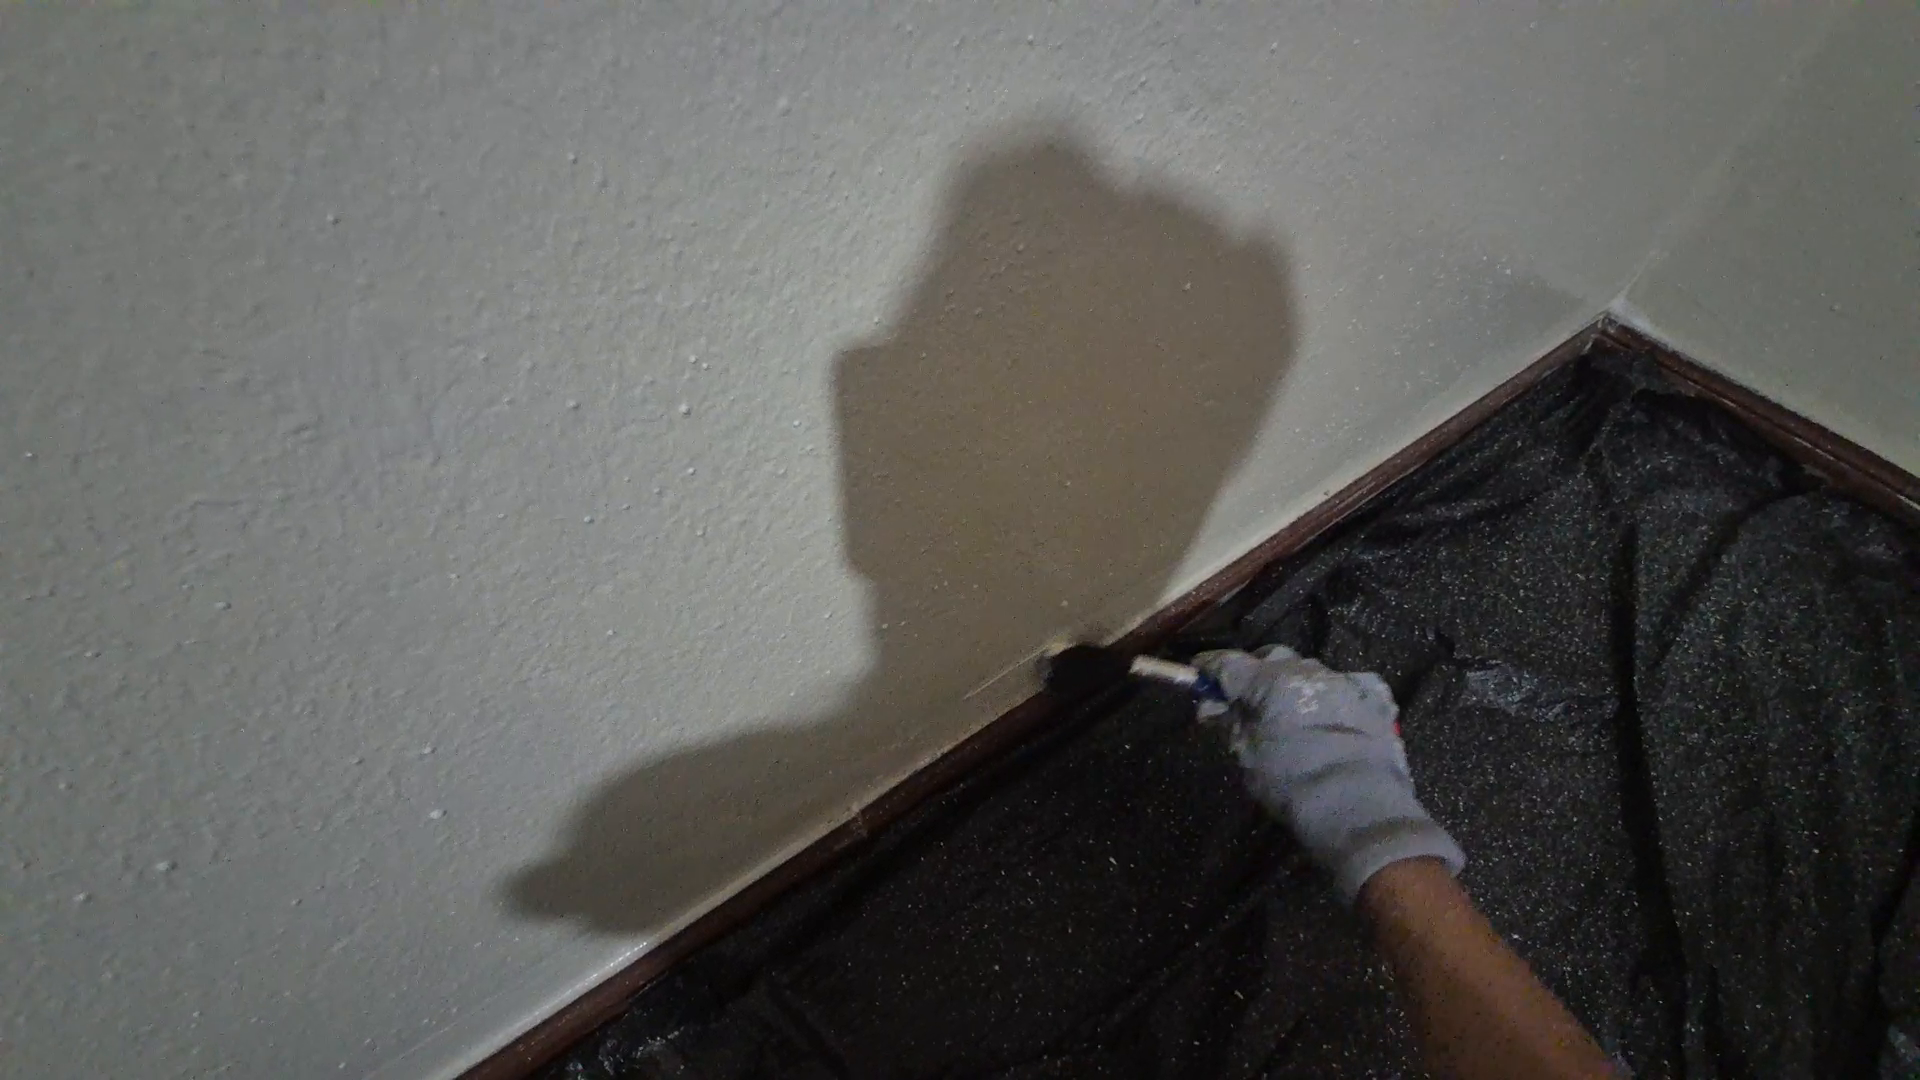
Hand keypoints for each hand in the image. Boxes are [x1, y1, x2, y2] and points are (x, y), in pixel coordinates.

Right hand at [1195, 646, 1463, 900]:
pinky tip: (1332, 709)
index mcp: (1267, 680)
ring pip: (1307, 669)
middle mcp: (1303, 670)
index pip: (1227, 662)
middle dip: (1253, 672)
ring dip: (1292, 683)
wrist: (1360, 808)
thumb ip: (1228, 723)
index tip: (1198, 675)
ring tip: (1289, 709)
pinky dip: (1334, 692)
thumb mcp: (1246, 754)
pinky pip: (1348, 683)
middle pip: (1269, 658)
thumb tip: (1211, 707)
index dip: (1209, 667)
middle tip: (1246, 699)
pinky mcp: (1374, 699)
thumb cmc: (1291, 782)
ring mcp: (1342, 681)